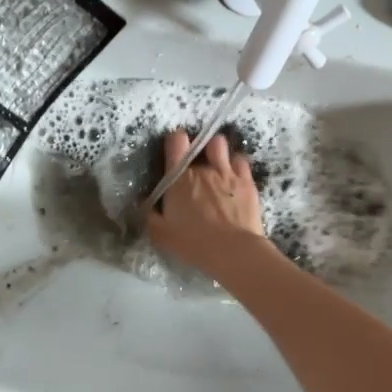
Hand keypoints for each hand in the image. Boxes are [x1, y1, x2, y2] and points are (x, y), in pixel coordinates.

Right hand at [145, 129, 268, 279]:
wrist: (233, 251)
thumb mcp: (161, 234)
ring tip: (217, 164)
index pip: (176, 141)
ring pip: (221, 145)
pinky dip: (236, 165)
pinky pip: (241, 161)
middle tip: (197, 163)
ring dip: (218, 151)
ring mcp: (228, 172)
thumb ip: (150, 214)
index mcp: (179, 177)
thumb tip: (143, 201)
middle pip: (202, 142)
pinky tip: (235, 177)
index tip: (175, 149)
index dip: (175, 140)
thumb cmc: (193, 242)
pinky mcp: (247, 182)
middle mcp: (203, 168)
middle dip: (198, 150)